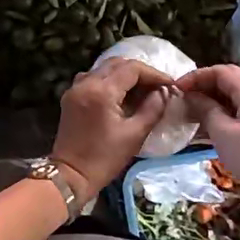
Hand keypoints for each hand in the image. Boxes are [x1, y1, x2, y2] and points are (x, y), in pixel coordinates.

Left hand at [50, 58, 175, 196]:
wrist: (71, 175)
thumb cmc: (105, 158)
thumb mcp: (135, 135)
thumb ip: (152, 108)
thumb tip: (163, 92)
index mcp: (101, 91)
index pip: (132, 69)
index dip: (154, 74)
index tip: (169, 85)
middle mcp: (85, 83)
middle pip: (117, 64)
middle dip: (140, 72)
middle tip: (157, 87)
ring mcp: (75, 89)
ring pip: (103, 69)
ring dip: (123, 75)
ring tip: (142, 90)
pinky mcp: (70, 97)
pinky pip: (92, 79)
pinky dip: (109, 81)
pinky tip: (121, 95)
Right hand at [176, 65, 239, 218]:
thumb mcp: (222, 132)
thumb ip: (205, 108)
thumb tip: (190, 95)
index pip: (222, 72)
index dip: (196, 76)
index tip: (177, 88)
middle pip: (229, 82)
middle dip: (203, 88)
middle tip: (181, 99)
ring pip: (234, 97)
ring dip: (211, 101)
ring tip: (189, 112)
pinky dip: (222, 113)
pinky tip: (206, 125)